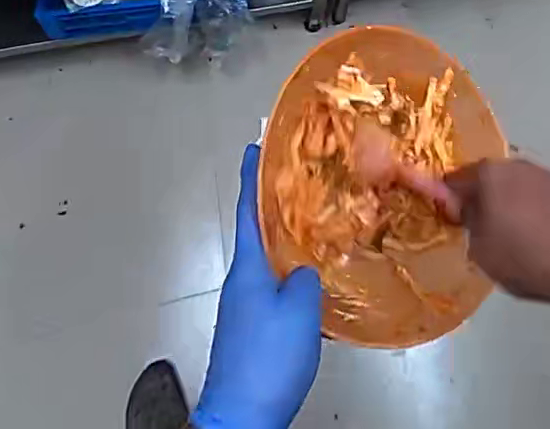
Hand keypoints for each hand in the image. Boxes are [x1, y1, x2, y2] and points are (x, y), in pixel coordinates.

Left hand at [192, 144, 321, 428]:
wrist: (240, 415)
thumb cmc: (268, 355)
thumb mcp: (299, 311)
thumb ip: (305, 278)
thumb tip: (303, 270)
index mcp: (248, 265)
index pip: (248, 209)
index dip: (250, 176)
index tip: (252, 147)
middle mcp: (241, 278)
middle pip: (256, 230)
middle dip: (272, 204)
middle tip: (294, 181)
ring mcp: (242, 303)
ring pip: (265, 258)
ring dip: (282, 238)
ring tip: (308, 225)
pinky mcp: (249, 326)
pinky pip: (269, 284)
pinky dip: (285, 270)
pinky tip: (306, 279)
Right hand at [445, 158, 549, 307]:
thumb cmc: (532, 256)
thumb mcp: (484, 254)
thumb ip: (468, 231)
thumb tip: (472, 219)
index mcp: (487, 173)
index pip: (453, 181)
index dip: (449, 204)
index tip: (456, 227)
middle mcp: (513, 164)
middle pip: (486, 183)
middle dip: (483, 206)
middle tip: (488, 240)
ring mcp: (544, 174)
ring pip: (514, 192)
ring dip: (512, 211)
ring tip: (523, 248)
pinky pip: (540, 202)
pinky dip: (537, 218)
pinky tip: (548, 247)